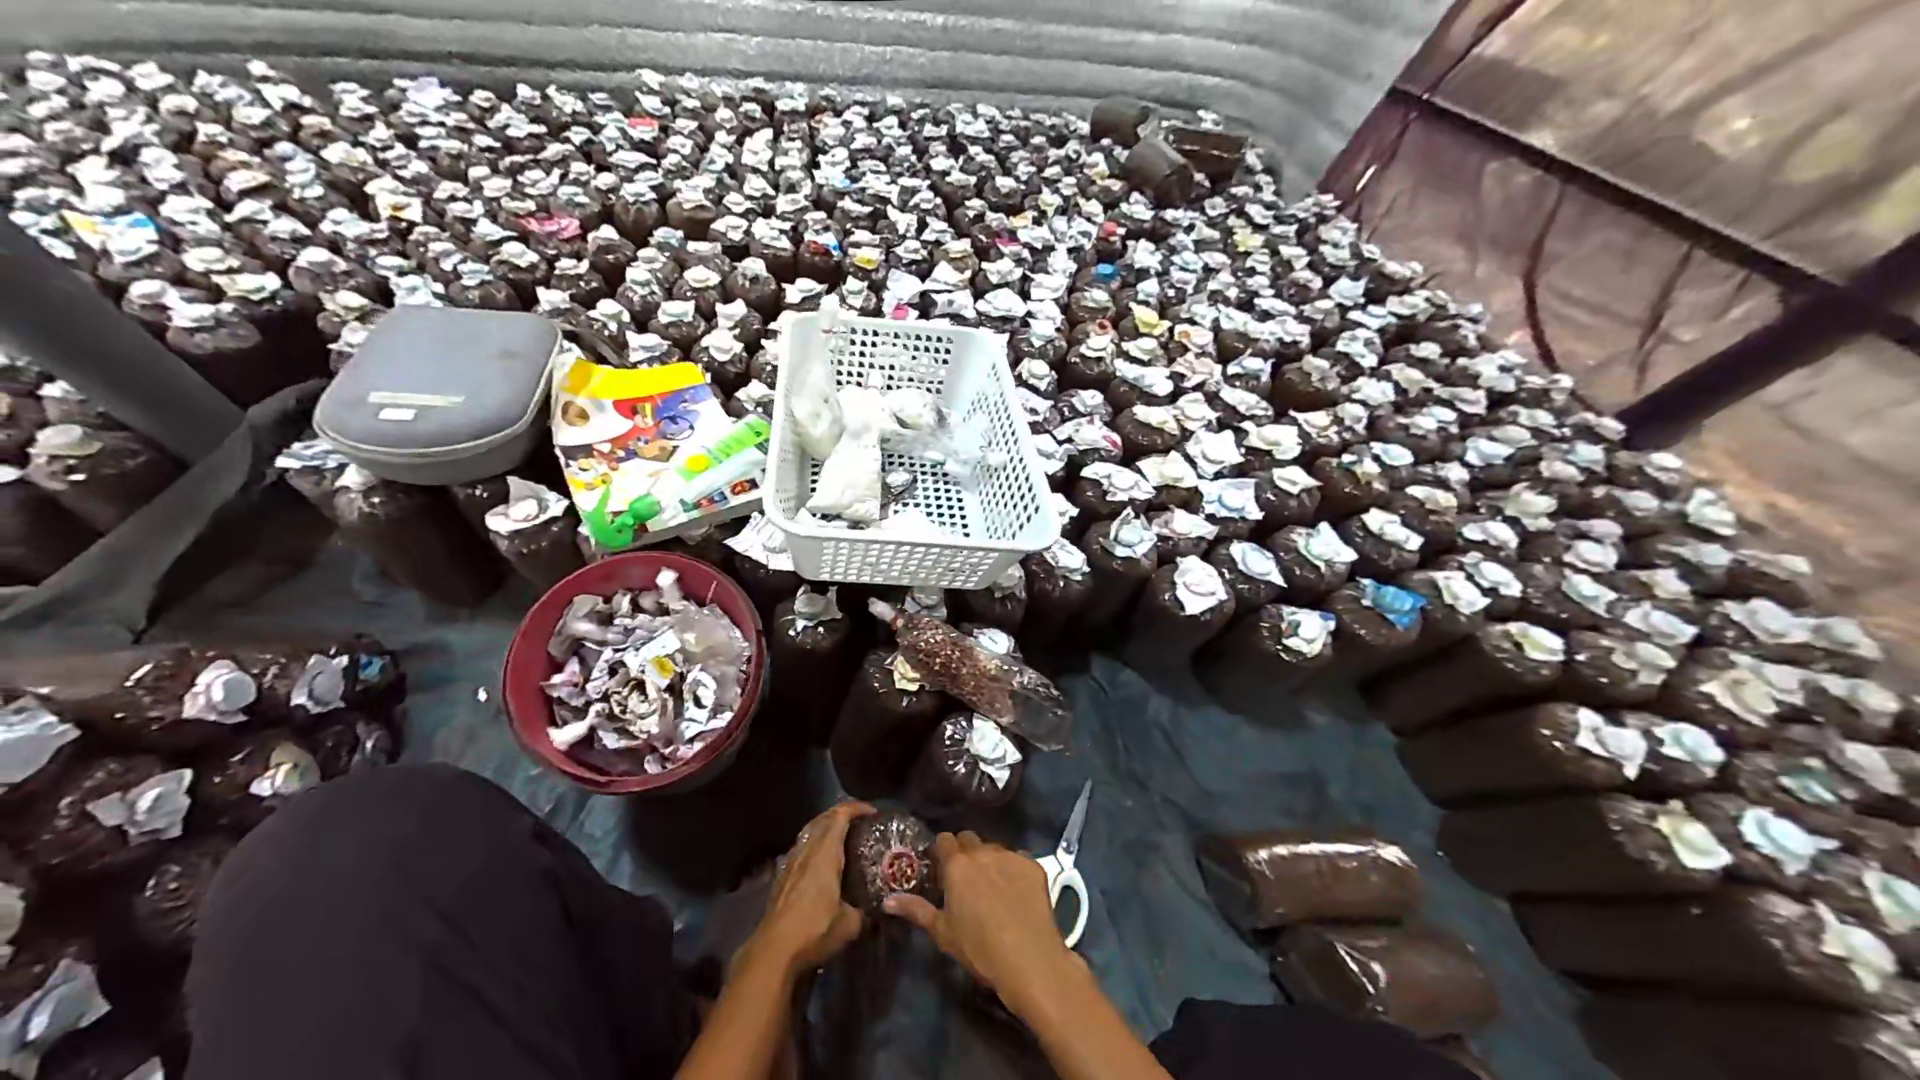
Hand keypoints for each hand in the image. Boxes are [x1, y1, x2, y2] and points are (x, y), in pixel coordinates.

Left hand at [739, 801, 873, 977]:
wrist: (773, 953)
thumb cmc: (815, 930)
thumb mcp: (850, 924)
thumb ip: (864, 910)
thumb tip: (874, 908)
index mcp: (824, 854)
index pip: (839, 817)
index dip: (856, 808)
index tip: (872, 812)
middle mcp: (805, 852)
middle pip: (821, 820)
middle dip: (840, 813)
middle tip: (858, 820)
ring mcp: (790, 864)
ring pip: (807, 833)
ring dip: (824, 828)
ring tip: (840, 837)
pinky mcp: (781, 879)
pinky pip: (800, 849)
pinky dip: (813, 844)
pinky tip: (819, 861)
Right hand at [883, 831, 1081, 1017]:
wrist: (1029, 959)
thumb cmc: (979, 949)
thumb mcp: (942, 932)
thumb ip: (915, 910)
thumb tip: (887, 901)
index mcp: (957, 865)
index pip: (944, 840)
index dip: (941, 852)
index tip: (942, 870)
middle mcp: (983, 852)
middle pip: (969, 838)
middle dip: (964, 851)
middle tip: (965, 878)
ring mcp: (1010, 856)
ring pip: (994, 847)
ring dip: (988, 859)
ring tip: (991, 886)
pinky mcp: (1033, 864)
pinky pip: (1017, 858)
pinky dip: (1013, 869)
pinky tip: (1015, 891)